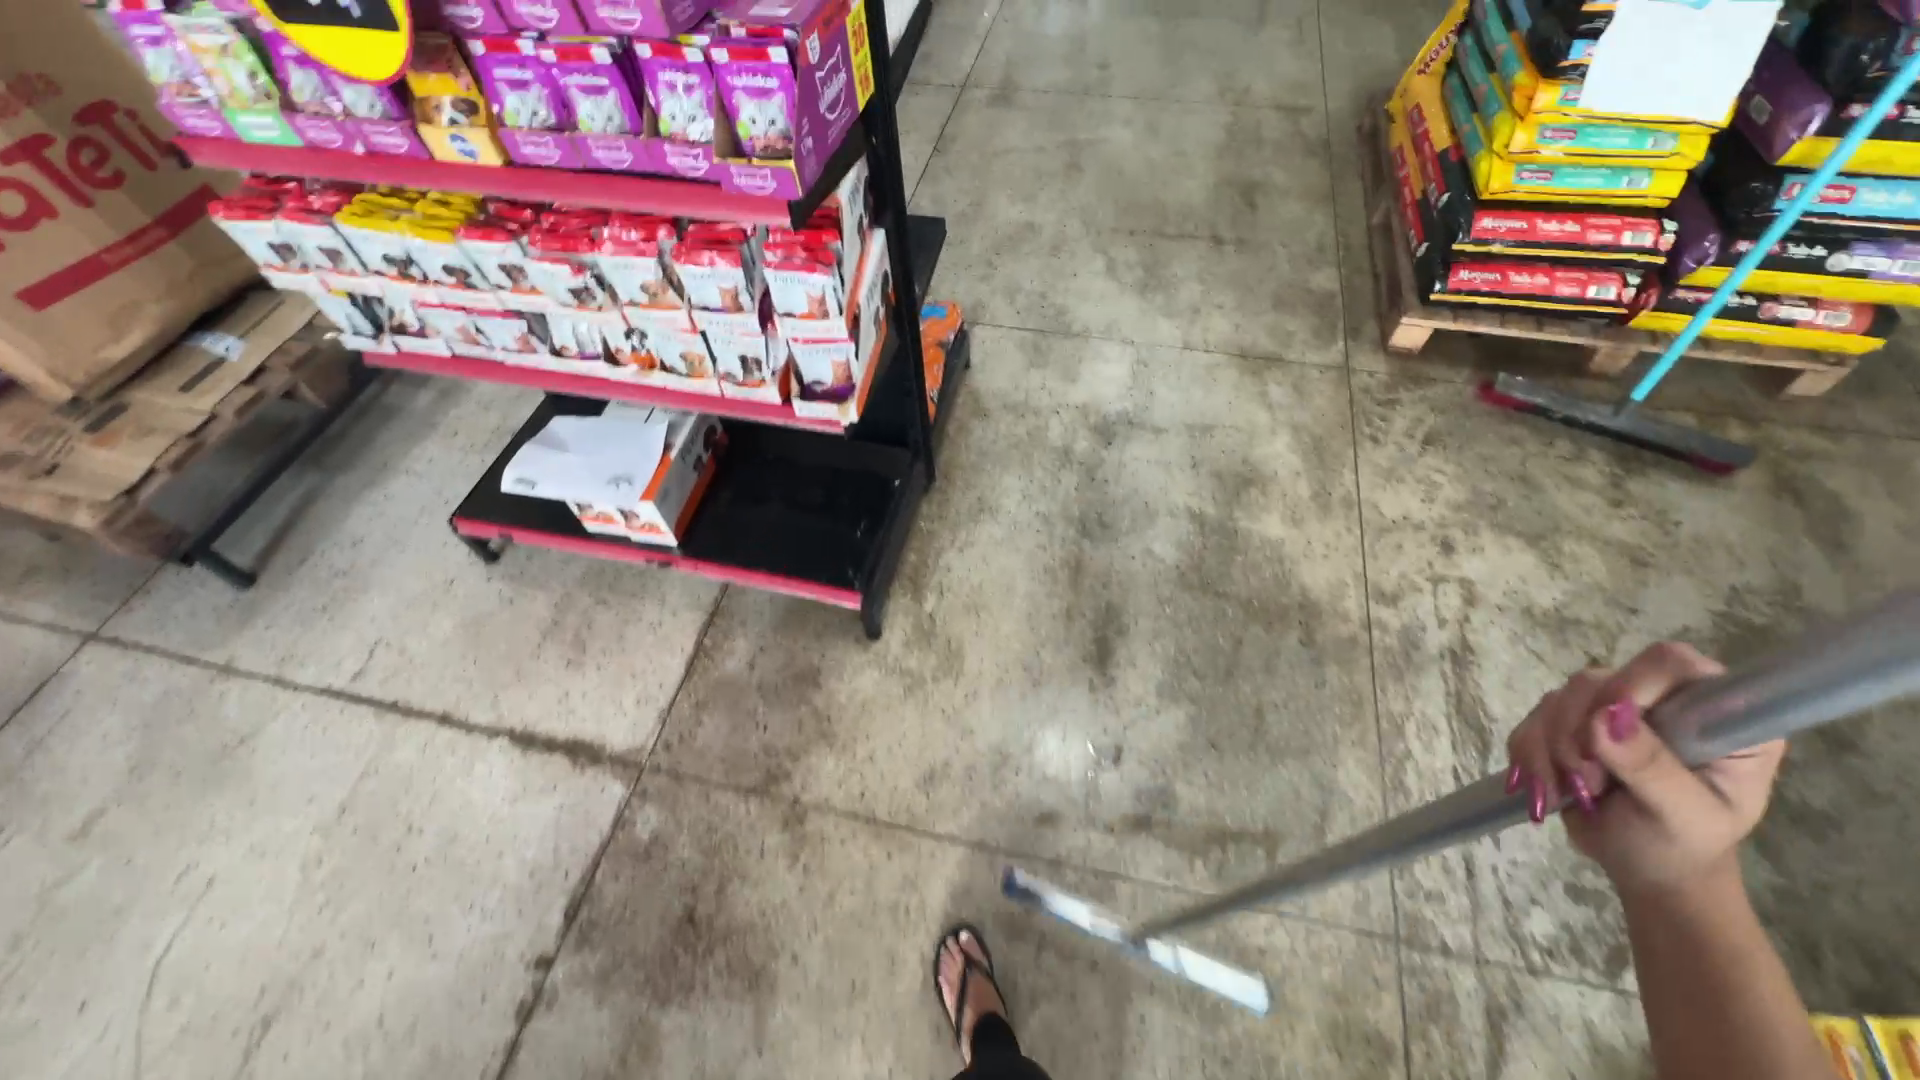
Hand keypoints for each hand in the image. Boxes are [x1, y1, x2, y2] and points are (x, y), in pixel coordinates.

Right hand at [1504, 643, 1786, 896]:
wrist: (1647, 871)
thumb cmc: (1682, 847)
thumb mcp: (1682, 815)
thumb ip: (1651, 767)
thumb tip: (1604, 719)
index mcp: (1714, 716)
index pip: (1671, 664)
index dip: (1633, 684)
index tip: (1606, 728)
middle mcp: (1661, 701)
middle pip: (1599, 680)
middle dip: (1579, 731)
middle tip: (1588, 779)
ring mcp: (1612, 711)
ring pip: (1560, 699)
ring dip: (1552, 748)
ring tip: (1573, 791)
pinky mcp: (1571, 723)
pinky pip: (1533, 719)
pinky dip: (1530, 754)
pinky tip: (1549, 787)